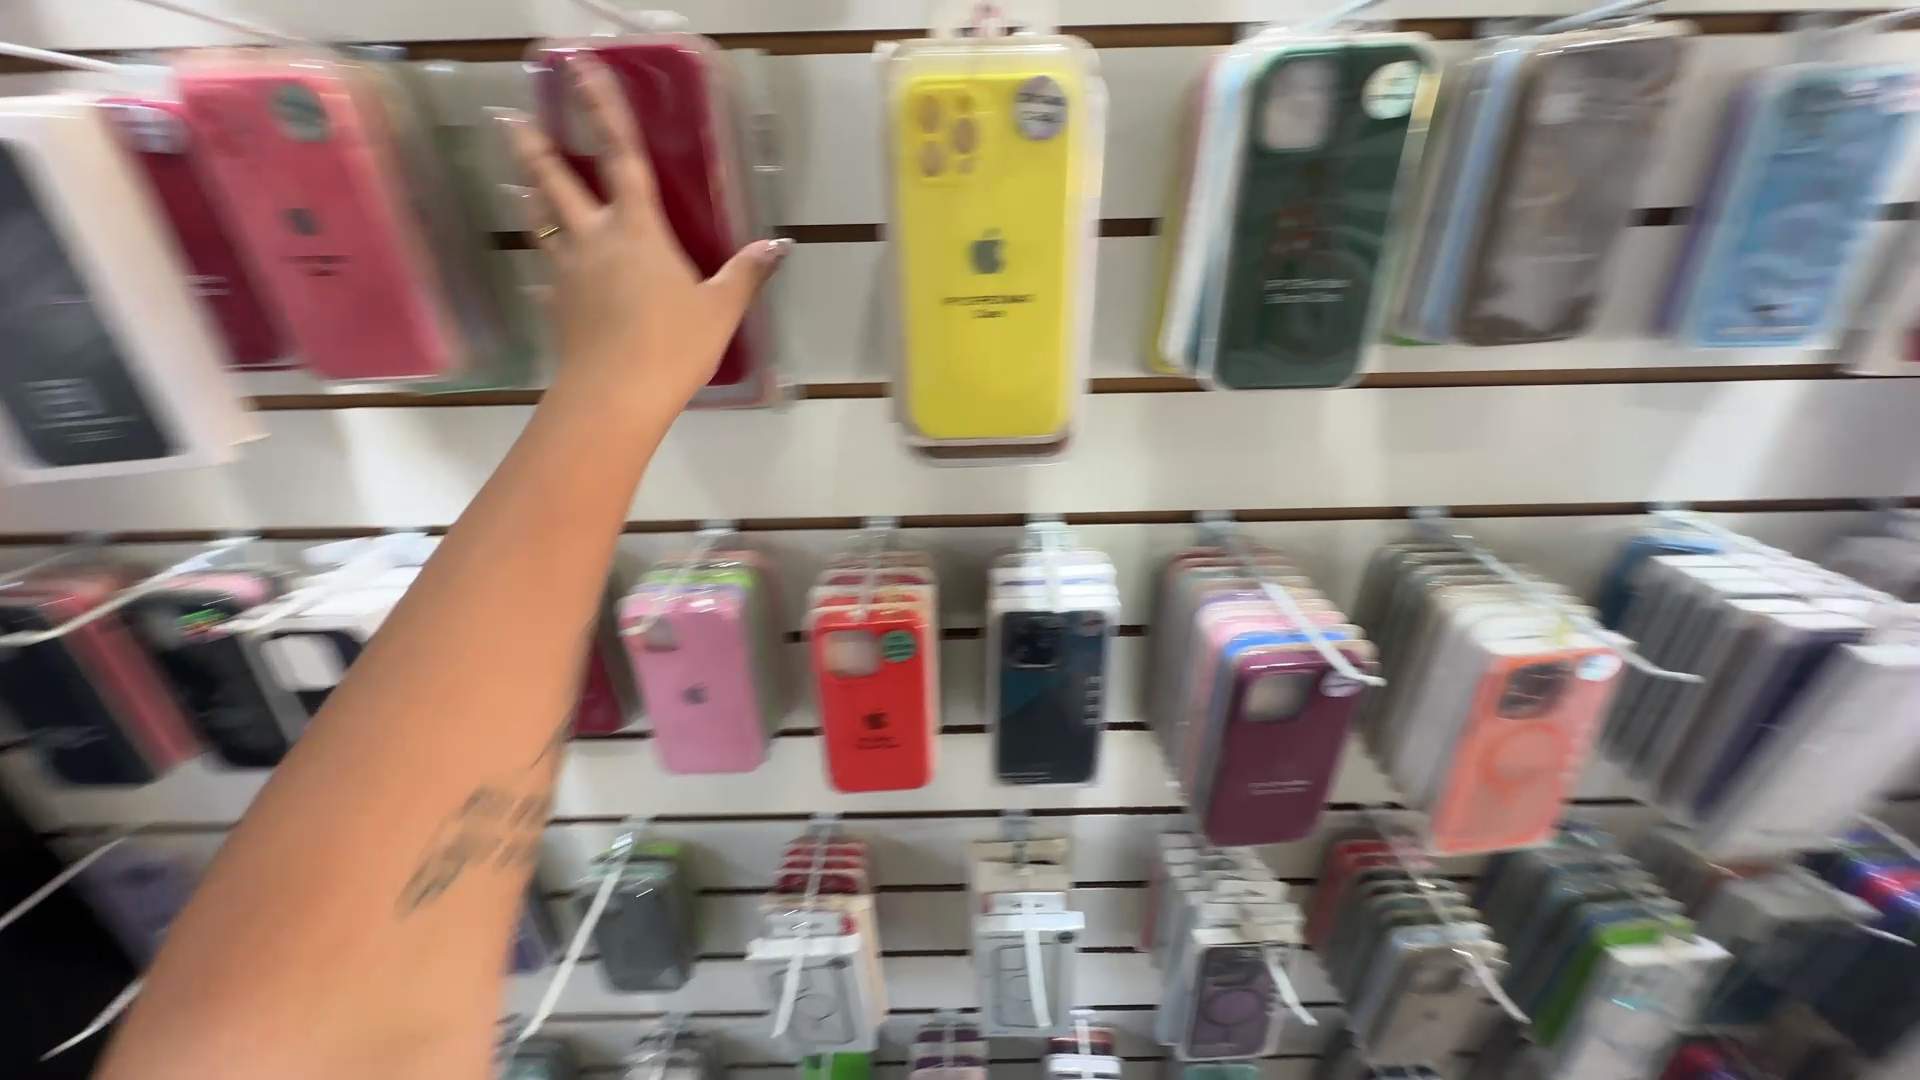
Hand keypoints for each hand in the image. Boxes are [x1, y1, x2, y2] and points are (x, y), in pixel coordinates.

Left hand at [492, 59, 788, 410]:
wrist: (617, 394)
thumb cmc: (675, 346)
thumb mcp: (722, 310)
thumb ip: (746, 274)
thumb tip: (779, 245)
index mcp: (638, 231)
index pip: (620, 157)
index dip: (603, 109)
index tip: (582, 68)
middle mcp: (595, 240)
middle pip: (554, 182)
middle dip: (532, 146)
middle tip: (510, 118)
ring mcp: (569, 273)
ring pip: (539, 222)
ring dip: (527, 195)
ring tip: (517, 179)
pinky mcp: (557, 306)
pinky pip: (547, 276)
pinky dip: (546, 267)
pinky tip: (545, 275)